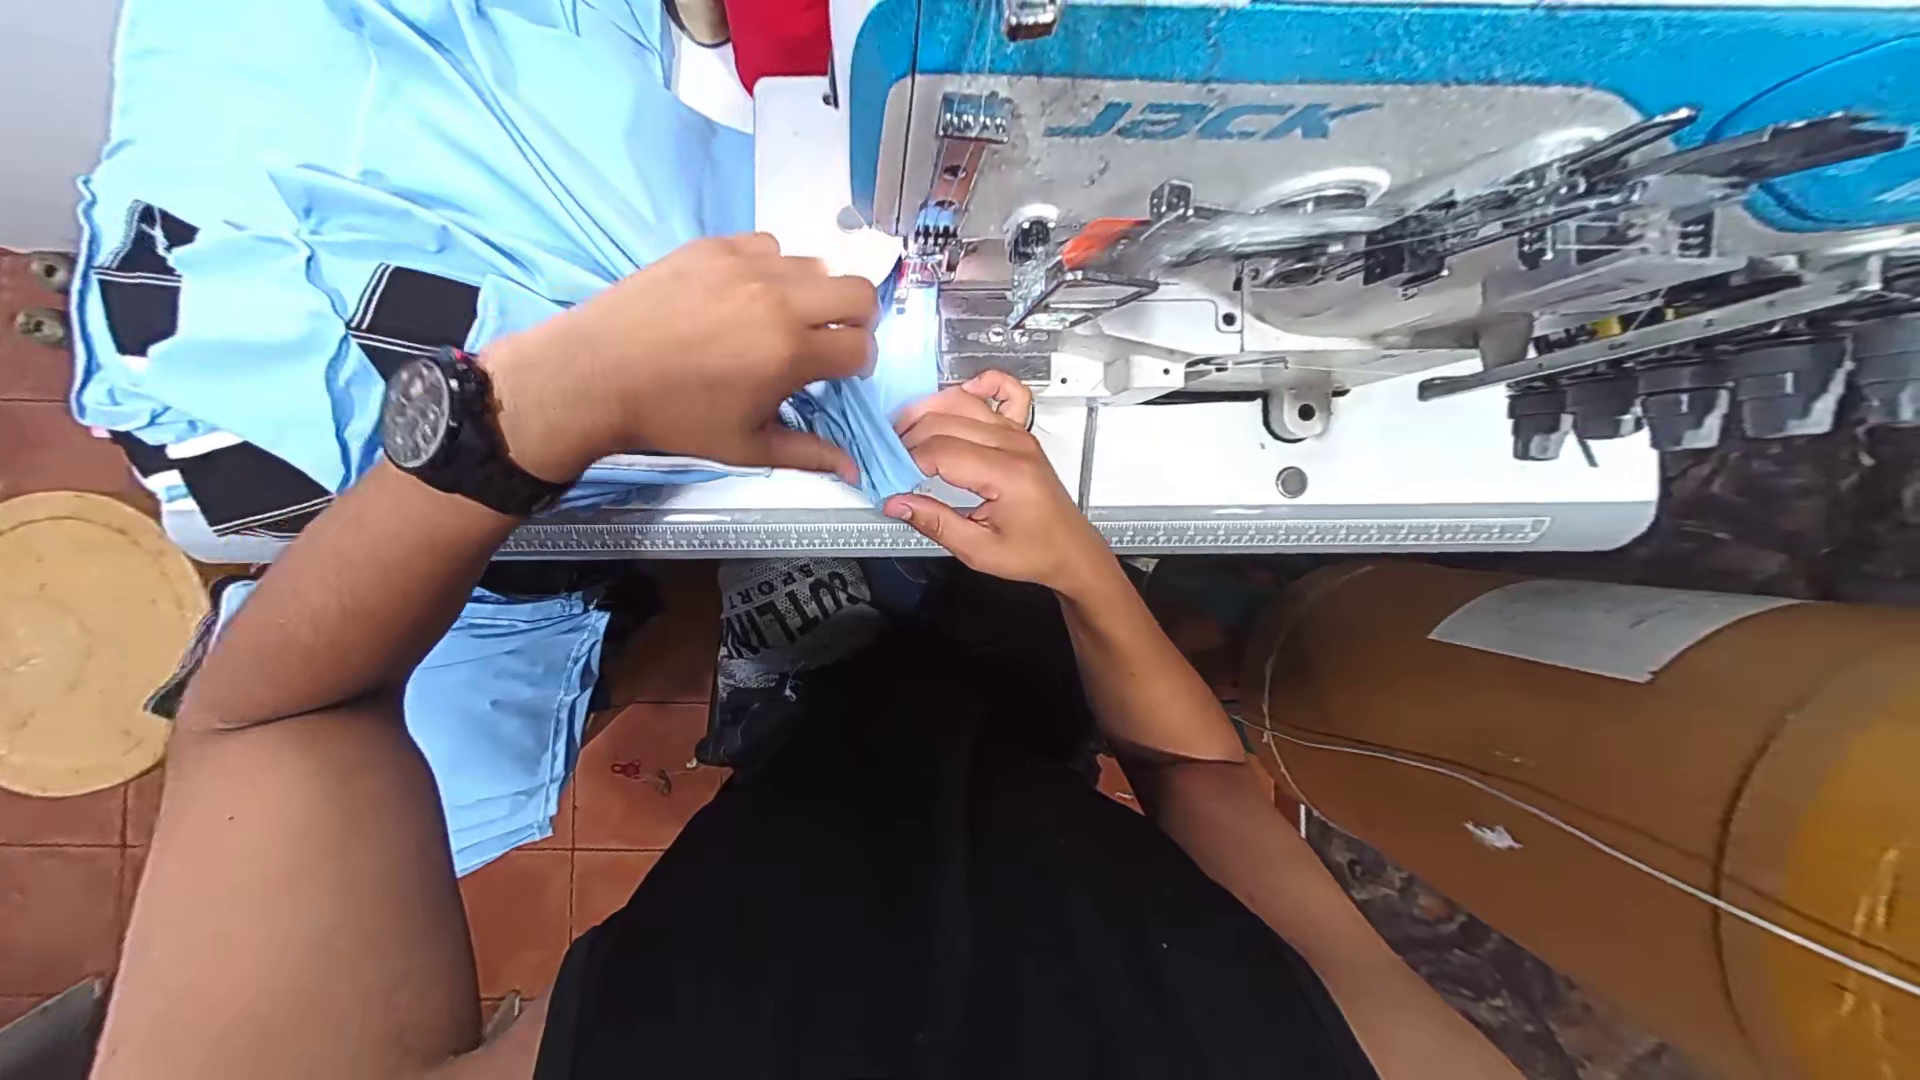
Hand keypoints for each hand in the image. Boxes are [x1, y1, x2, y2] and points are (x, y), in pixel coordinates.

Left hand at [480, 234, 875, 482]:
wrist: (595, 376)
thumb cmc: (675, 417)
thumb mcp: (748, 446)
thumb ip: (810, 454)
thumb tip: (853, 471)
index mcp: (789, 352)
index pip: (862, 345)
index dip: (860, 364)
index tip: (841, 374)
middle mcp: (777, 299)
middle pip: (859, 291)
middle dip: (858, 320)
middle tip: (830, 340)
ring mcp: (744, 265)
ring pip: (817, 265)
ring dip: (816, 295)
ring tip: (785, 319)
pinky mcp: (714, 246)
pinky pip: (770, 245)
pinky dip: (774, 269)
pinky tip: (749, 296)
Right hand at [884, 371, 1120, 598]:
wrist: (1070, 551)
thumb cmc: (1034, 552)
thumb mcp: (978, 550)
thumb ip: (935, 523)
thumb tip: (897, 502)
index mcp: (1006, 475)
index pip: (940, 451)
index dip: (906, 462)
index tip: (890, 479)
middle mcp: (1014, 445)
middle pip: (944, 422)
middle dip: (908, 439)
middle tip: (889, 461)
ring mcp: (1019, 433)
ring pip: (962, 402)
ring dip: (928, 412)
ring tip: (906, 435)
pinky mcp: (1022, 432)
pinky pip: (1004, 391)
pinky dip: (980, 386)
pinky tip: (959, 398)